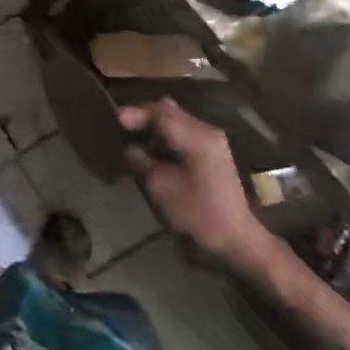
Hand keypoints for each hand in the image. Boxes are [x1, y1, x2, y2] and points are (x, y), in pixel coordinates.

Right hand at [120, 100, 278, 270]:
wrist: (236, 238)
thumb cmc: (196, 213)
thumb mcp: (159, 185)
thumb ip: (141, 159)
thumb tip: (130, 147)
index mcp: (196, 137)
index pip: (160, 112)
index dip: (135, 113)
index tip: (113, 118)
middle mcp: (206, 131)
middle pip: (169, 111)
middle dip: (143, 116)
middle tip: (121, 127)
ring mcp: (212, 140)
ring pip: (176, 119)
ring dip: (154, 125)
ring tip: (134, 137)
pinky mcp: (213, 151)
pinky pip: (183, 131)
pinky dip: (165, 134)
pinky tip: (153, 147)